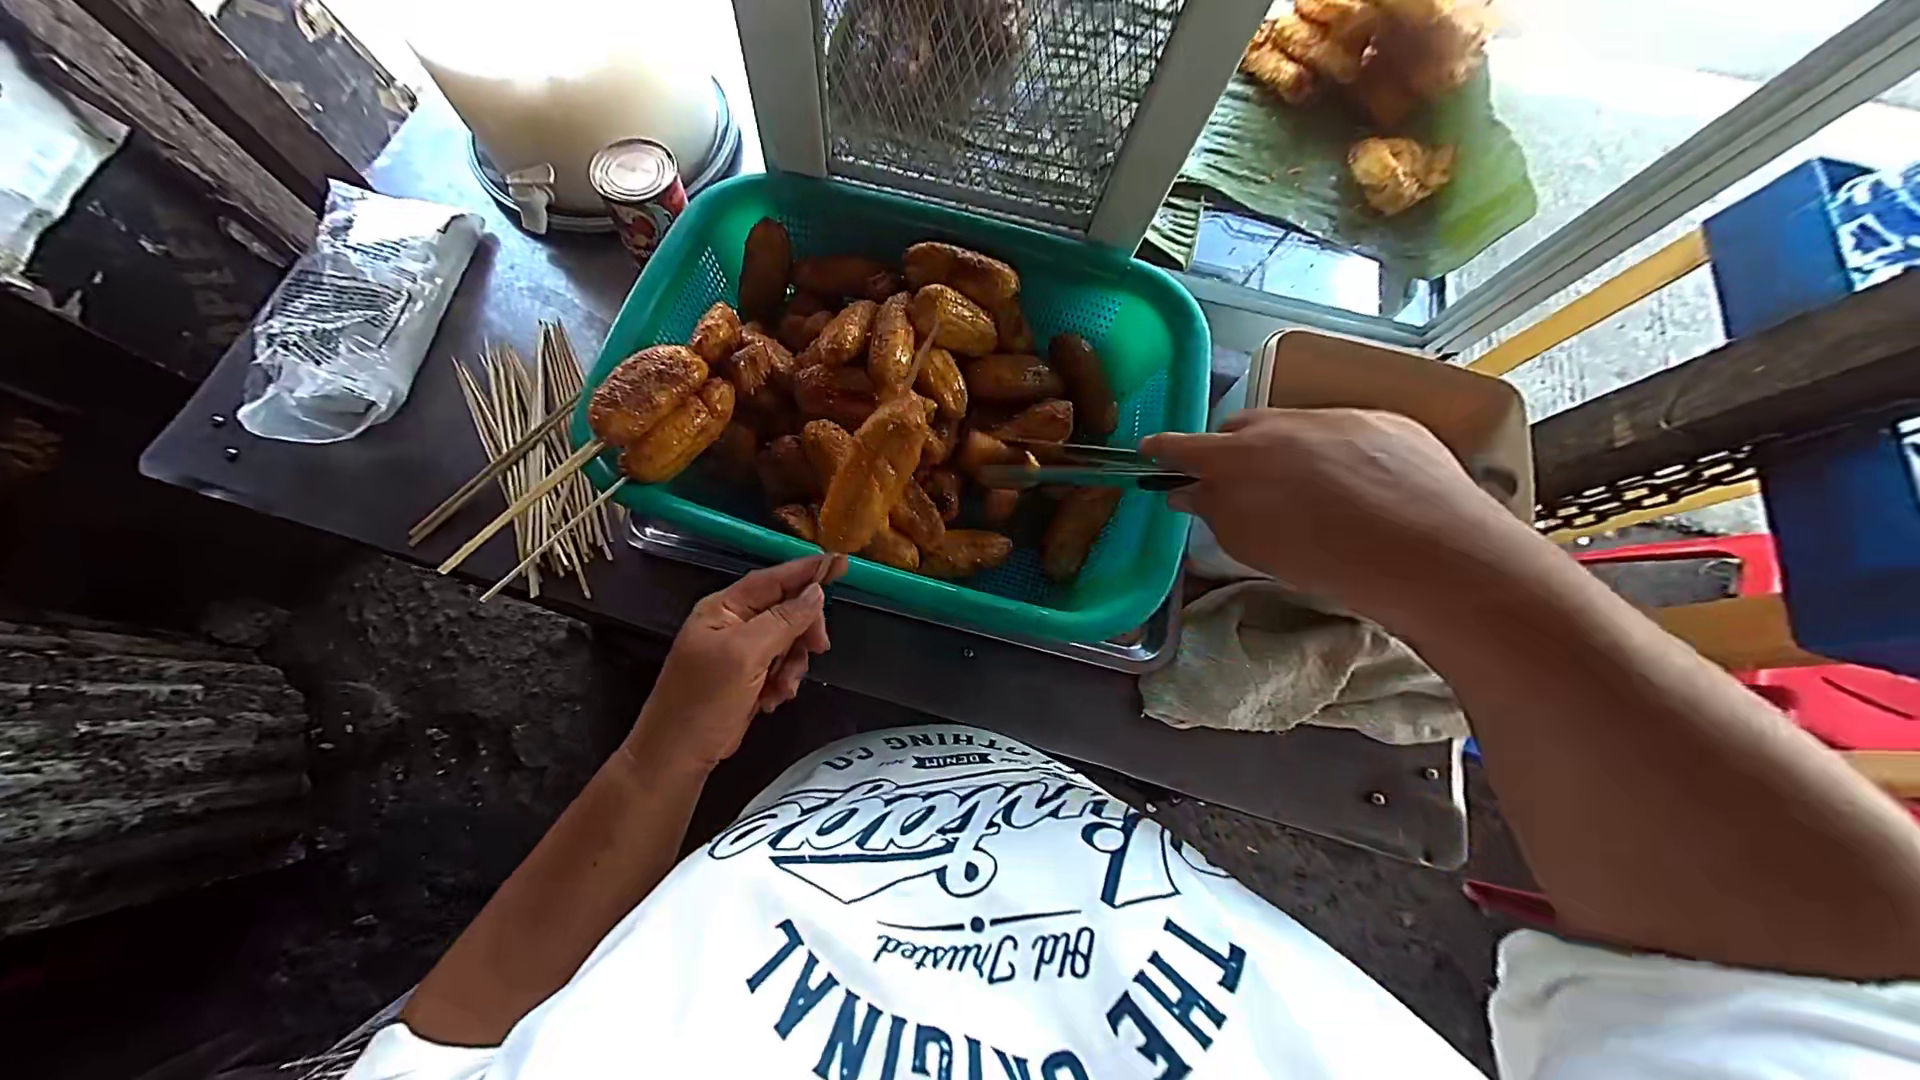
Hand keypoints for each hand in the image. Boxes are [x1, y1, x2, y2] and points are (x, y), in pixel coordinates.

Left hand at [628, 553, 848, 770]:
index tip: (841, 563)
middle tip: (819, 647)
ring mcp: (741, 650)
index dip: (807, 570)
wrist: (678, 755)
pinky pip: (783, 665)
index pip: (773, 579)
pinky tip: (772, 698)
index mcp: (725, 608)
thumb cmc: (705, 700)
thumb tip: (815, 592)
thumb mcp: (746, 655)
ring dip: (793, 664)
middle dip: (804, 632)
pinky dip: (784, 681)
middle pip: (788, 610)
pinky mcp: (749, 675)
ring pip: (790, 641)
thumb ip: (784, 620)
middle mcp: (734, 623)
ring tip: (780, 688)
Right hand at [1143, 408, 1527, 625]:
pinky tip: (1358, 487)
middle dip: (1233, 451)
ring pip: (1295, 427)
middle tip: (1241, 485)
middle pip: (1242, 428)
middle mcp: (1286, 422)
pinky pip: (1343, 431)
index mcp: (1242, 456)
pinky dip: (1335, 452)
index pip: (1186, 446)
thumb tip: (1192, 491)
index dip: (1164, 449)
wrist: (1435, 557)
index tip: (1151, 452)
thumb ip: (1212, 511)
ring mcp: (1341, 416)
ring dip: (1286, 451)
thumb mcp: (1251, 546)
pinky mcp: (1389, 420)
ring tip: (1307, 491)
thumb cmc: (1326, 561)